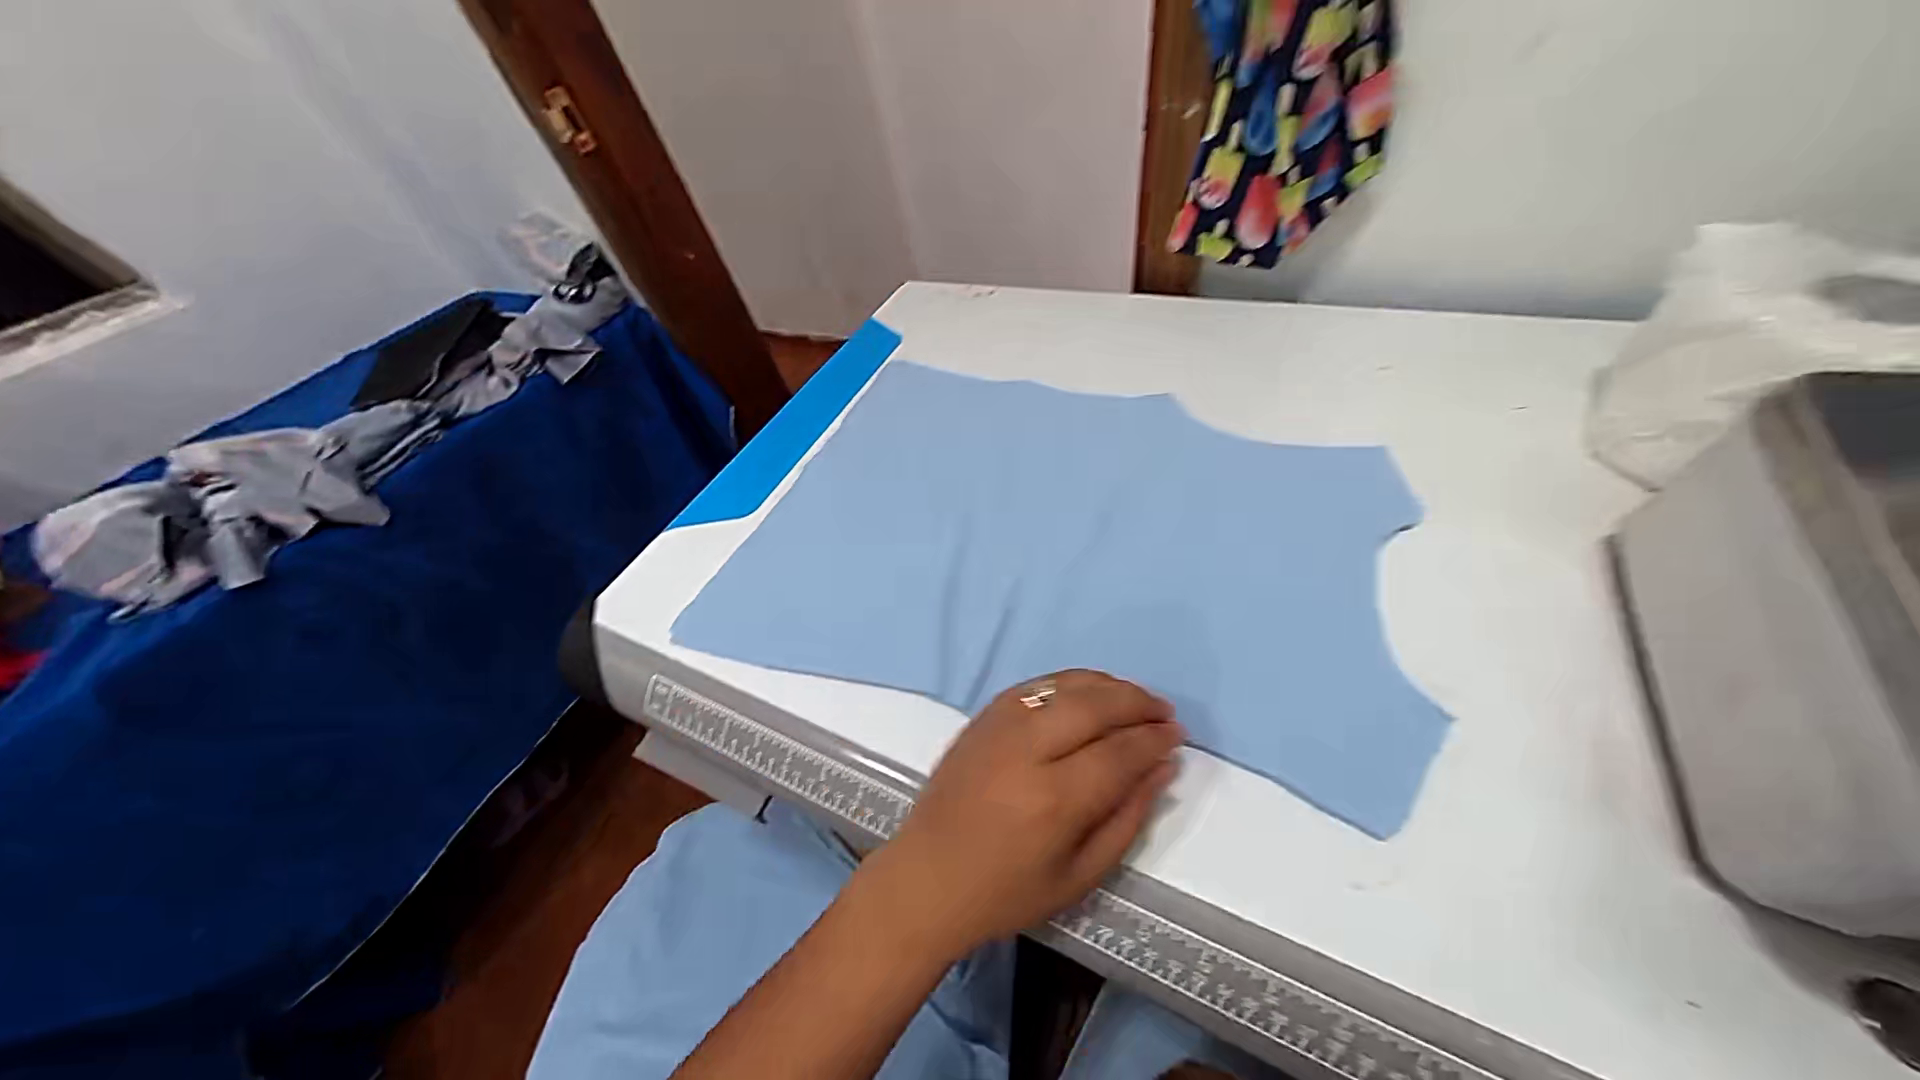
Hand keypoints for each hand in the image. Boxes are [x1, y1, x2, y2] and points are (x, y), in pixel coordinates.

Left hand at [853, 669, 1183, 958]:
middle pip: (1094, 706)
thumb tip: (1162, 768)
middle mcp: (1026, 750)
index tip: (1176, 736)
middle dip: (1137, 703)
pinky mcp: (981, 717)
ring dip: (1107, 685)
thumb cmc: (1005, 892)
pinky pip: (1034, 685)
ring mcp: (999, 726)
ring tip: (1134, 698)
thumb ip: (1126, 819)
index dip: (1154, 740)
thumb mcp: (1079, 876)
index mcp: (1053, 799)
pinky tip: (1088, 693)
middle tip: (1163, 712)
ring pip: (1064, 686)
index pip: (1119, 752)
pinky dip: (1069, 683)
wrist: (927, 878)